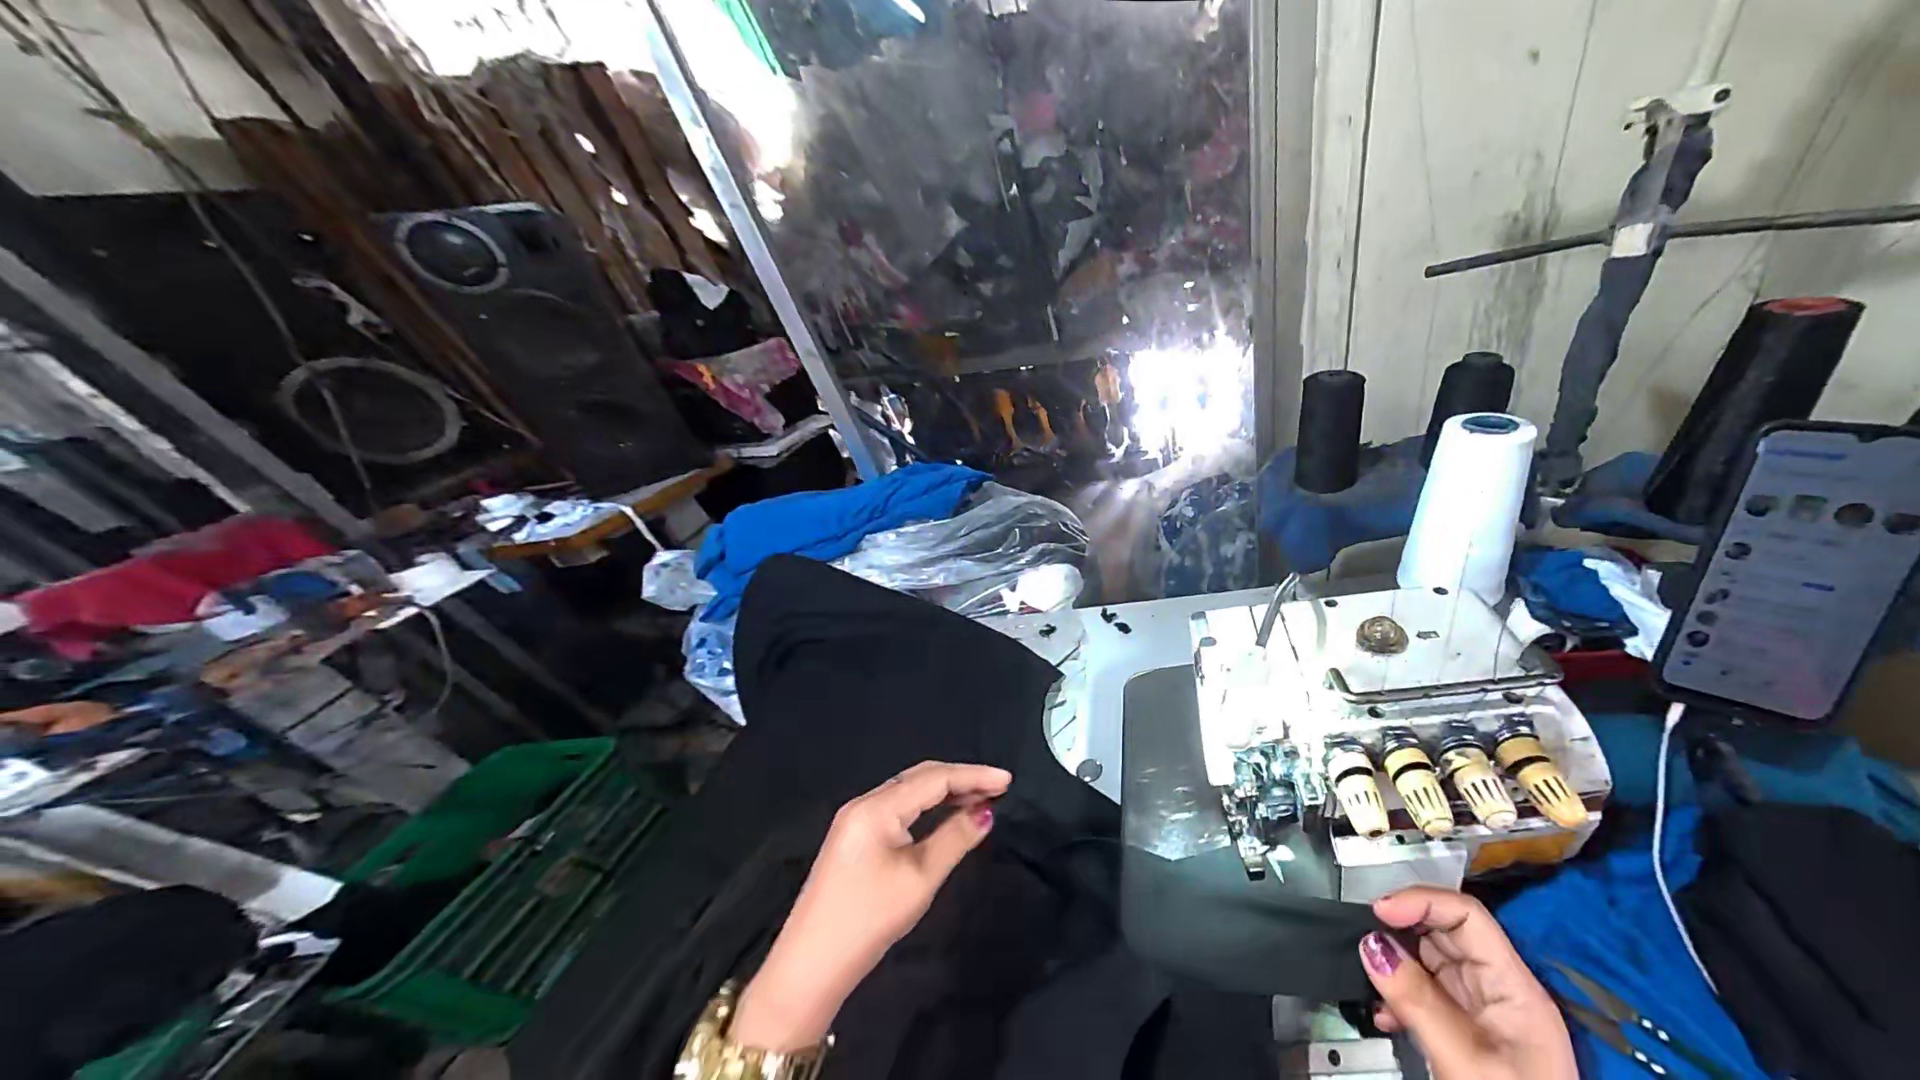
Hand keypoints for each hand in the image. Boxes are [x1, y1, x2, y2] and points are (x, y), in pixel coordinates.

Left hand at [731, 761, 1009, 1050]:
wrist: (812, 963)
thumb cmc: (869, 918)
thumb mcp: (920, 878)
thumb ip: (955, 838)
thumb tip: (986, 812)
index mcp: (876, 806)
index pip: (933, 778)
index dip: (973, 775)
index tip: (1008, 779)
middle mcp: (864, 803)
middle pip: (919, 778)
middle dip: (960, 779)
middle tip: (999, 787)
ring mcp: (856, 820)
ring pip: (908, 792)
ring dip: (944, 792)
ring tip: (980, 798)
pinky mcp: (854, 838)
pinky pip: (897, 808)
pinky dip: (926, 807)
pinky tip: (945, 815)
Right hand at [1358, 886, 1575, 1079]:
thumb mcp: (1465, 1062)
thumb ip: (1418, 1002)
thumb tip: (1371, 944)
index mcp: (1516, 990)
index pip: (1467, 916)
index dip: (1420, 902)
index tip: (1376, 911)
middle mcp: (1500, 992)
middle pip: (1443, 933)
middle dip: (1399, 931)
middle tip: (1362, 941)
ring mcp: (1482, 1013)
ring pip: (1427, 961)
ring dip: (1392, 963)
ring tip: (1368, 981)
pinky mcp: (1463, 1033)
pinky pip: (1422, 992)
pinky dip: (1395, 994)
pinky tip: (1381, 1014)